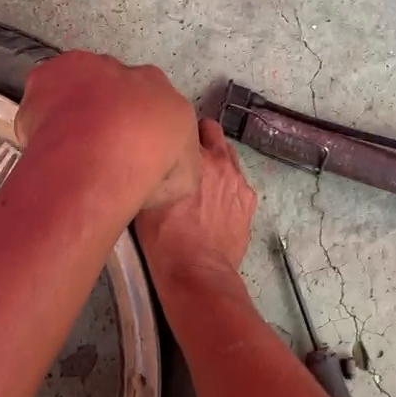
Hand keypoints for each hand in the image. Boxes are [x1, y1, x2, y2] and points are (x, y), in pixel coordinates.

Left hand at [16, 51, 201, 210]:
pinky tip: (43, 138)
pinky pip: (44, 91)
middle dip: (107, 114)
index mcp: (163, 91)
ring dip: (74, 109)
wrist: (103, 157)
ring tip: (67, 147)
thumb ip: (178, 163)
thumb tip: (169, 169)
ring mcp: (86, 68)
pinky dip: (41, 111)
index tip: (128, 152)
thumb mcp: (186, 178)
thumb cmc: (149, 168)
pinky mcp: (50, 73)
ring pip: (79, 86)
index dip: (139, 128)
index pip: (152, 103)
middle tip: (97, 150)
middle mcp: (127, 72)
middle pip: (115, 89)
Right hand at [133, 119, 258, 276]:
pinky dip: (228, 184)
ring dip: (216, 160)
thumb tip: (148, 161)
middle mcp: (220, 161)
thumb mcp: (145, 200)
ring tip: (203, 180)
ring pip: (228, 155)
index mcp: (193, 156)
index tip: (168, 142)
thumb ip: (153, 171)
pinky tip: (216, 203)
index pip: (185, 124)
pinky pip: (238, 181)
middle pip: (212, 130)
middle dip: (200, 137)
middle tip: (186, 155)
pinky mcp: (249, 201)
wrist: (197, 272)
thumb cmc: (164, 238)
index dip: (175, 132)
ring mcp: (238, 181)